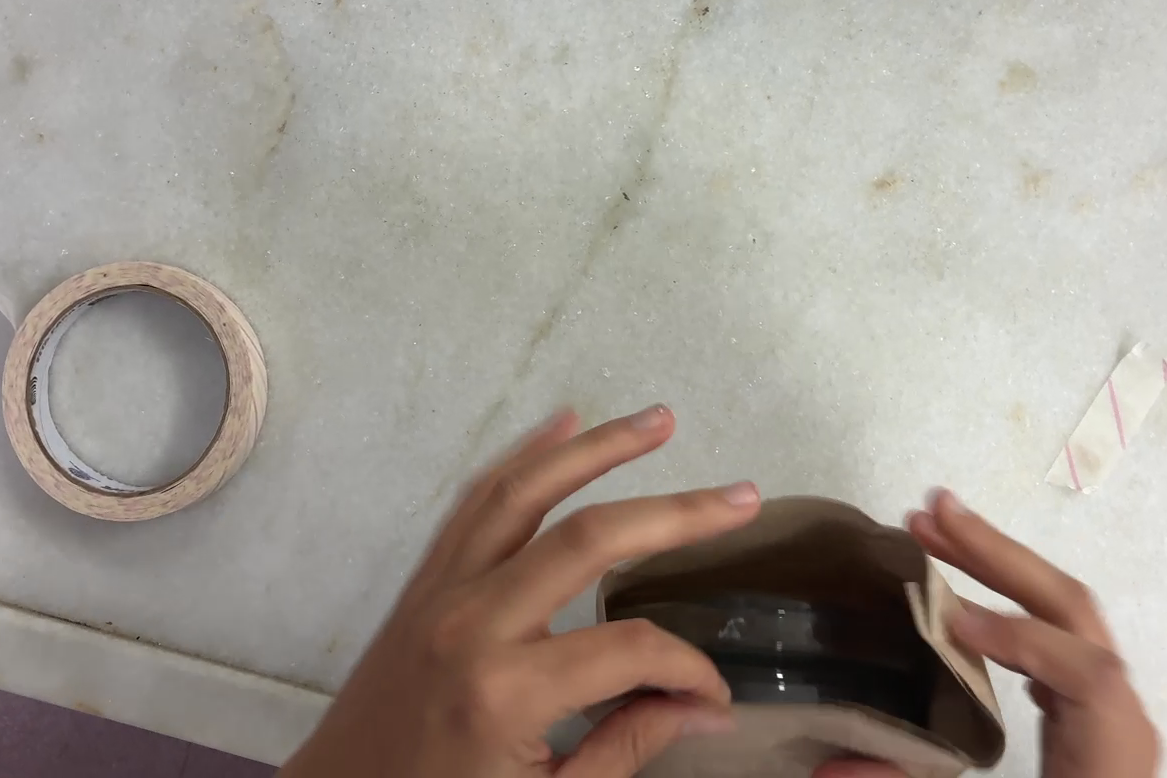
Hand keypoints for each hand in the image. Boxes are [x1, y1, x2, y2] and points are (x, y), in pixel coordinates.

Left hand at [279, 405, 762, 777]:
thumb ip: (629, 747)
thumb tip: (710, 706)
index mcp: (506, 691)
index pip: (628, 649)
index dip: (686, 667)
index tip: (715, 694)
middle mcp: (475, 618)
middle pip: (588, 537)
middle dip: (674, 513)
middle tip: (740, 494)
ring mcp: (444, 585)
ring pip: (526, 489)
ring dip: (597, 448)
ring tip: (658, 420)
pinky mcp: (426, 574)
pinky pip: (477, 497)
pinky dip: (523, 453)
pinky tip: (562, 421)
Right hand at [816, 490, 1160, 777]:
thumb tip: (826, 766)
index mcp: (1109, 761)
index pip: (1089, 678)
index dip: (1024, 638)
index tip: (951, 616)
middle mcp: (1120, 724)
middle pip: (1076, 614)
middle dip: (999, 556)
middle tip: (928, 515)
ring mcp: (1105, 711)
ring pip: (1064, 612)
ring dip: (995, 560)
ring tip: (929, 524)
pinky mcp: (1084, 710)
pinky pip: (1050, 630)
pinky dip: (1003, 592)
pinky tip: (959, 581)